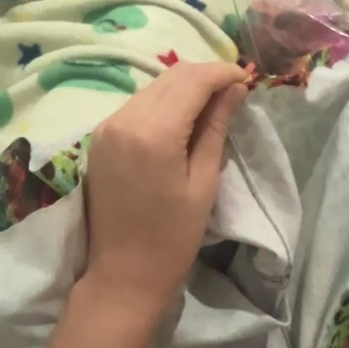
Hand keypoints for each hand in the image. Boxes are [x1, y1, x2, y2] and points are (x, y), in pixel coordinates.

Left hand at [80, 61, 248, 314]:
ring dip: (184, 86)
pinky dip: (163, 100)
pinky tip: (183, 116)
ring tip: (213, 103)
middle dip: (206, 76)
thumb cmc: (172, 236)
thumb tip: (236, 88)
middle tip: (234, 90)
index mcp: (154, 132)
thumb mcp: (204, 181)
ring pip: (154, 86)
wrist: (122, 274)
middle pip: (172, 76)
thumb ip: (216, 127)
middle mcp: (125, 118)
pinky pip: (138, 103)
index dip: (223, 73)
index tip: (247, 79)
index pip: (193, 80)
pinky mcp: (100, 135)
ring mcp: (108, 125)